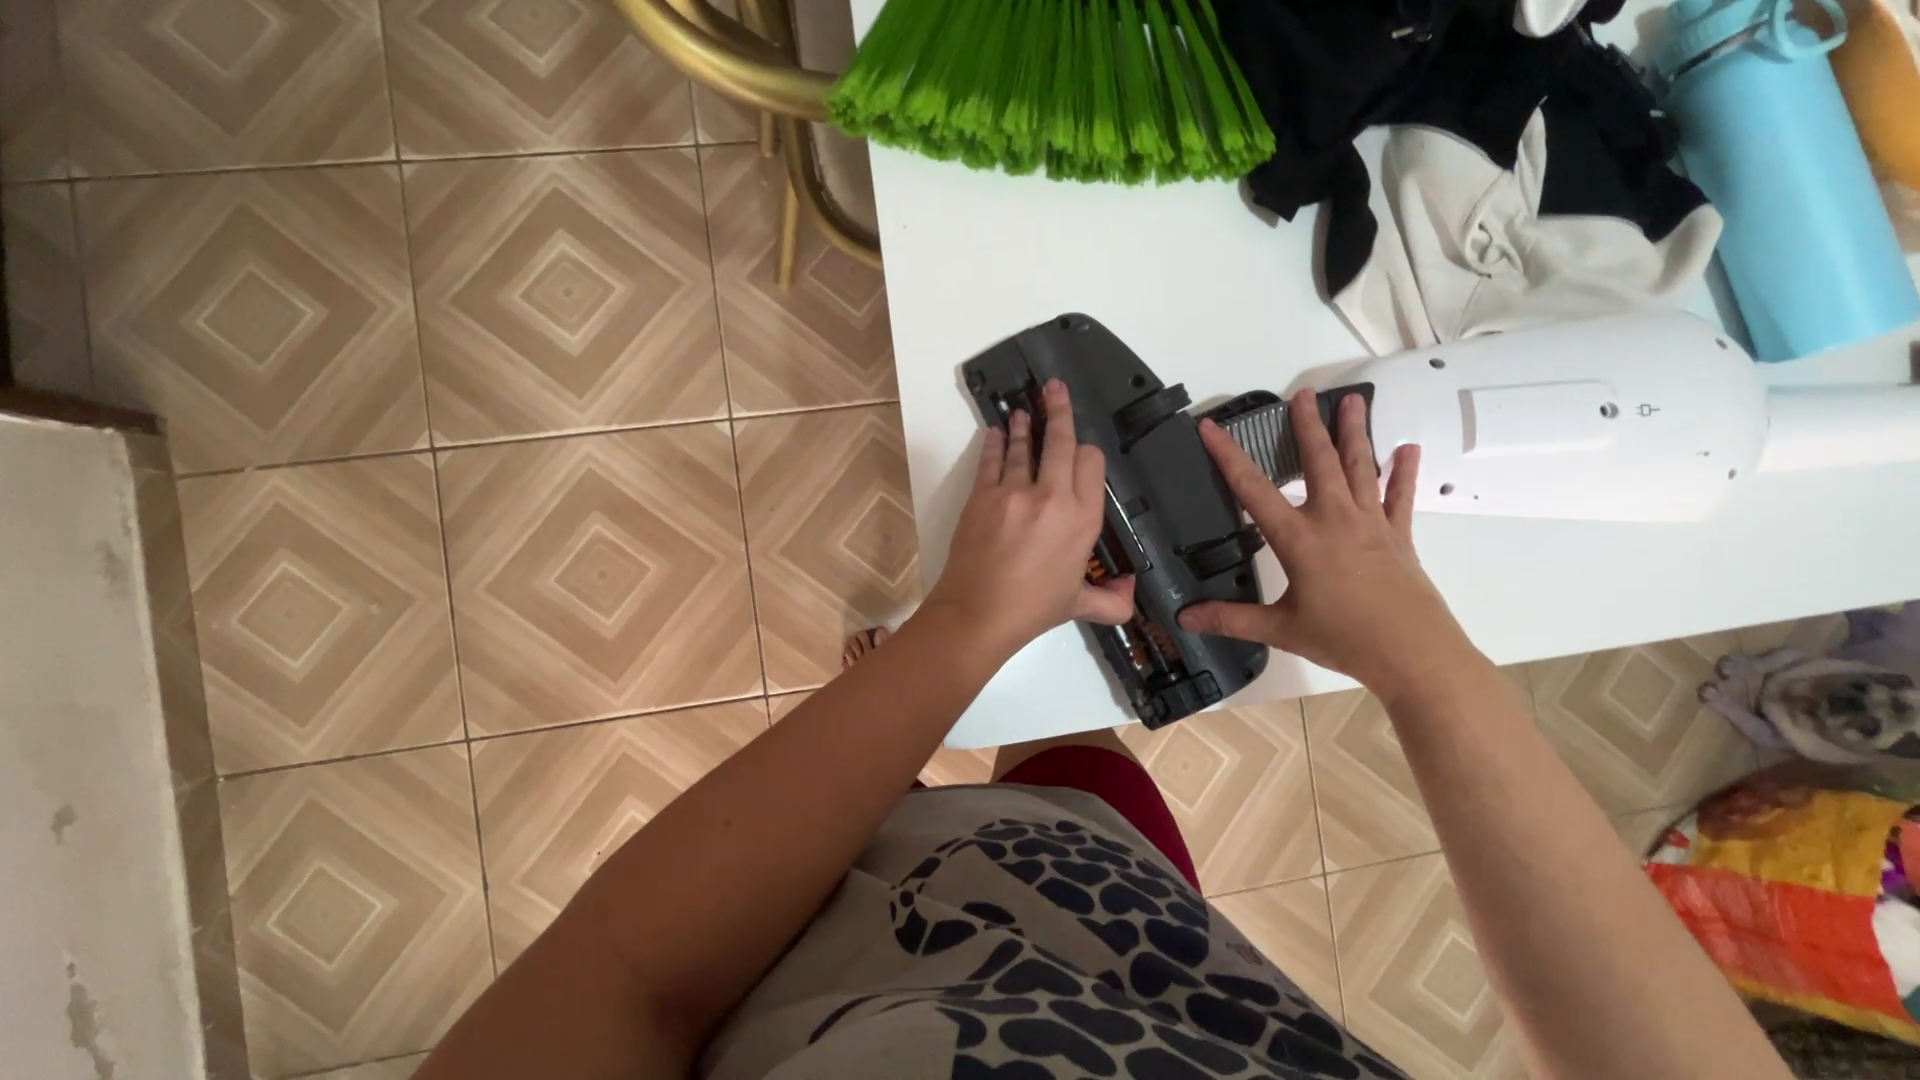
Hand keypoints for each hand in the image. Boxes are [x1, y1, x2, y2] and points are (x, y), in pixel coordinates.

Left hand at [922, 378, 1135, 655]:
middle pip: (1060, 442)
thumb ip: (1110, 600)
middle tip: (1054, 387)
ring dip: (1023, 426)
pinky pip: (991, 460)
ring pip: (1022, 447)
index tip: (1081, 449)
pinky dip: (994, 443)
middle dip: (1059, 410)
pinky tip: (995, 432)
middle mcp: (1052, 496)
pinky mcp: (982, 496)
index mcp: (1082, 519)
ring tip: (1023, 410)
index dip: (1086, 452)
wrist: (978, 613)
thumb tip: (1130, 599)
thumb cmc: (1032, 609)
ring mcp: (1014, 492)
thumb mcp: (1078, 605)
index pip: (1091, 462)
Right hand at [1177, 390, 1478, 705]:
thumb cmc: (1344, 640)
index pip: (1254, 490)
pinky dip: (1403, 473)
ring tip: (1352, 402)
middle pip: (1318, 463)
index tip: (1212, 428)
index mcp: (1300, 539)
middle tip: (1302, 395)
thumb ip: (1231, 619)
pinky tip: (1408, 450)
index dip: (1228, 457)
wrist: (1414, 654)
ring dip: (1355, 433)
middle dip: (1307, 427)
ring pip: (1361, 468)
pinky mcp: (1399, 537)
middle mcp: (1335, 520)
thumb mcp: (1281, 630)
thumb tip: (1186, 618)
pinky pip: (1400, 498)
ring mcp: (1371, 525)